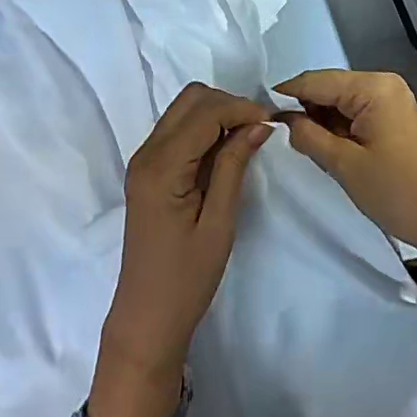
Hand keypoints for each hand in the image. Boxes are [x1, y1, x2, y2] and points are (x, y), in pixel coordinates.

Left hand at [89, 83, 271, 416]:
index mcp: (161, 167)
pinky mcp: (147, 169)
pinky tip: (226, 148)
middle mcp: (146, 153)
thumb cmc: (186, 279)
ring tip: (247, 137)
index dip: (241, 108)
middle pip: (191, 99)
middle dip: (228, 104)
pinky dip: (204, 127)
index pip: (204, 112)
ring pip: (183, 109)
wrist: (146, 318)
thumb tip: (258, 124)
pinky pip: (178, 128)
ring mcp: (143, 160)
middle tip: (259, 128)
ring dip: (216, 112)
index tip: (272, 121)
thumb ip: (234, 166)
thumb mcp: (219, 223)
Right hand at [274, 69, 416, 255]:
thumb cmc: (398, 192)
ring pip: (341, 101)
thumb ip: (309, 136)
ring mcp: (391, 99)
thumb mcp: (345, 165)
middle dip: (304, 108)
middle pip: (329, 87)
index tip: (258, 111)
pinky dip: (338, 127)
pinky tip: (325, 147)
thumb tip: (283, 119)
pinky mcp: (394, 117)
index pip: (316, 81)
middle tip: (276, 134)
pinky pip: (356, 112)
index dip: (286, 94)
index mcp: (372, 87)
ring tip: (299, 144)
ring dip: (321, 120)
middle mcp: (383, 83)